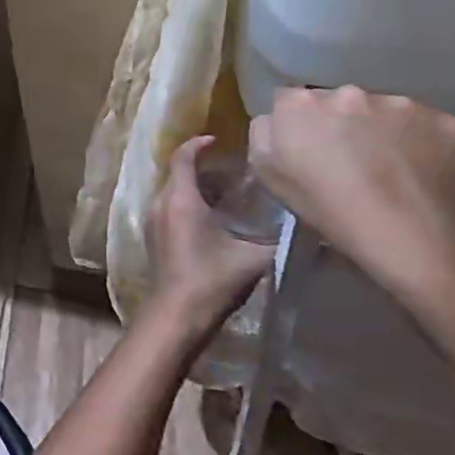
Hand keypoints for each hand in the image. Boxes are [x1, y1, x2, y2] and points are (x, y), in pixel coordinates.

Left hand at [148, 136, 274, 339]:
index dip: (198, 144)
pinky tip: (212, 218)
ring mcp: (153, 220)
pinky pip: (169, 207)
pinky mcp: (153, 236)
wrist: (177, 314)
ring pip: (173, 191)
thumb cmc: (212, 279)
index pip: (182, 157)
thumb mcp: (252, 257)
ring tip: (227, 193)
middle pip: (178, 172)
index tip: (217, 140)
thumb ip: (277, 237)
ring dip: (196, 186)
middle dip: (203, 167)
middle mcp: (161, 202)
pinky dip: (188, 203)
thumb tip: (301, 223)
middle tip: (233, 171)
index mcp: (180, 198)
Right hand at [247, 86, 454, 308]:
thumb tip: (277, 121)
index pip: (290, 101)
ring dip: (386, 133)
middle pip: (341, 103)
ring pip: (388, 113)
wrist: (413, 239)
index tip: (310, 151)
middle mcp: (348, 92)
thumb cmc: (330, 212)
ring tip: (395, 173)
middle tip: (353, 163)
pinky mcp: (446, 121)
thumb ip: (264, 135)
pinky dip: (427, 146)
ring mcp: (401, 103)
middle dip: (345, 124)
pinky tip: (427, 178)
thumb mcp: (270, 177)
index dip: (300, 125)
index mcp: (299, 104)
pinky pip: (430, 129)